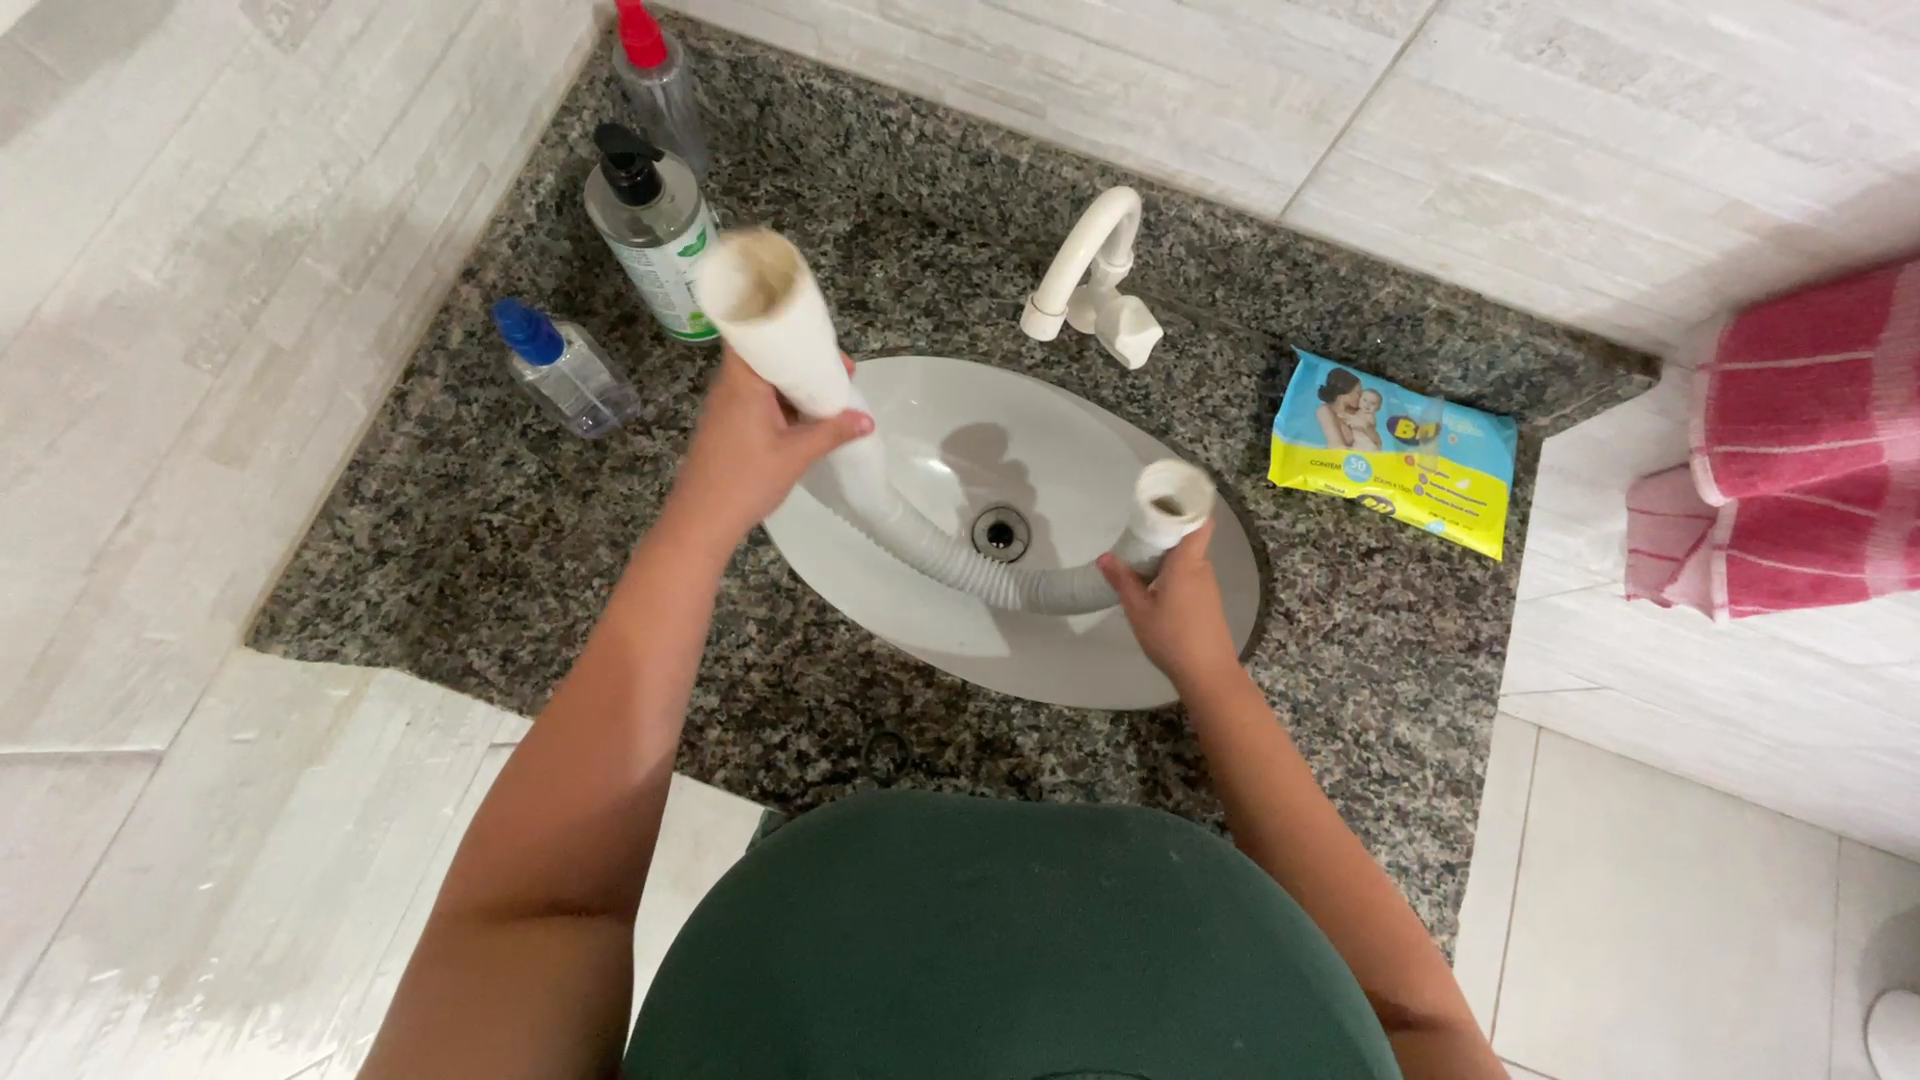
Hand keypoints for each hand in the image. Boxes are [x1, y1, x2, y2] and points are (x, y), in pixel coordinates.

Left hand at [662, 347, 871, 550]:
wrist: (702, 519)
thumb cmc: (746, 482)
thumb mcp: (796, 456)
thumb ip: (832, 433)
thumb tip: (866, 420)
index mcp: (742, 384)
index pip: (754, 334)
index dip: (788, 332)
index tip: (823, 345)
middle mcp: (730, 387)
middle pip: (765, 357)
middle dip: (802, 361)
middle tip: (839, 372)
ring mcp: (725, 407)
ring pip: (763, 381)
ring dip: (794, 385)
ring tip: (829, 395)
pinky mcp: (727, 425)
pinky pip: (757, 401)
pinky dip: (782, 403)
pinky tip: (806, 418)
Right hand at [1097, 519, 1240, 688]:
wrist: (1207, 673)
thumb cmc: (1171, 637)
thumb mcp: (1138, 610)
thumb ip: (1122, 581)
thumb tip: (1105, 558)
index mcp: (1187, 564)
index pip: (1199, 523)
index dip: (1186, 509)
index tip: (1164, 505)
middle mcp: (1202, 569)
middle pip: (1188, 540)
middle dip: (1165, 536)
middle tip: (1137, 539)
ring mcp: (1208, 587)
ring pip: (1188, 561)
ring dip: (1168, 559)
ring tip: (1140, 565)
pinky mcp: (1209, 603)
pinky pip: (1191, 577)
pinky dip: (1174, 576)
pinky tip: (1155, 591)